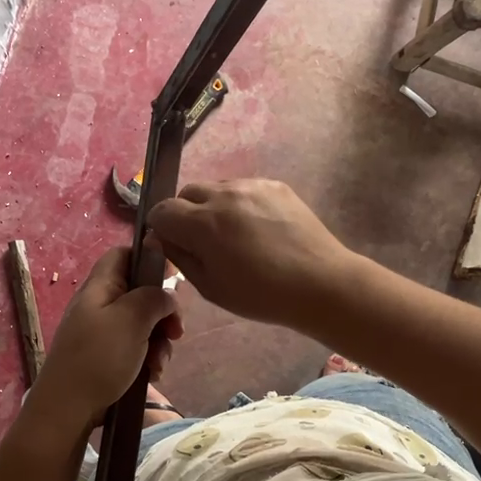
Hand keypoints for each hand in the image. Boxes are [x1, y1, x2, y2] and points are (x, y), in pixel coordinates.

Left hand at [34, 247, 181, 423]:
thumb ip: (154, 297)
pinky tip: (151, 375)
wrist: (69, 409)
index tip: (173, 276)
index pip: (122, 255)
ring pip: (142, 325)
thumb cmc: (99, 357)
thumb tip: (166, 294)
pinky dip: (147, 359)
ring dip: (158, 341)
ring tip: (159, 363)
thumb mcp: (132, 319)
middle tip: (176, 332)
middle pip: (139, 293)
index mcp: (99, 287)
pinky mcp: (106, 358)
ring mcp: (101, 333)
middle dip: (162, 312)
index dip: (148, 258)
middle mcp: (99, 306)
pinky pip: (135, 349)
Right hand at [148, 179, 358, 327]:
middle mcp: (224, 195)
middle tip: (201, 242)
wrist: (320, 284)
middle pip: (187, 194)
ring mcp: (252, 186)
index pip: (162, 210)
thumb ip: (179, 257)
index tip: (170, 243)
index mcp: (203, 223)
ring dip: (213, 207)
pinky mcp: (275, 185)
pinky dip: (240, 205)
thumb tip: (159, 237)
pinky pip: (243, 189)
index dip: (160, 227)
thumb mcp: (210, 287)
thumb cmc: (261, 295)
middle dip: (185, 214)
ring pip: (216, 189)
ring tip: (233, 236)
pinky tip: (257, 230)